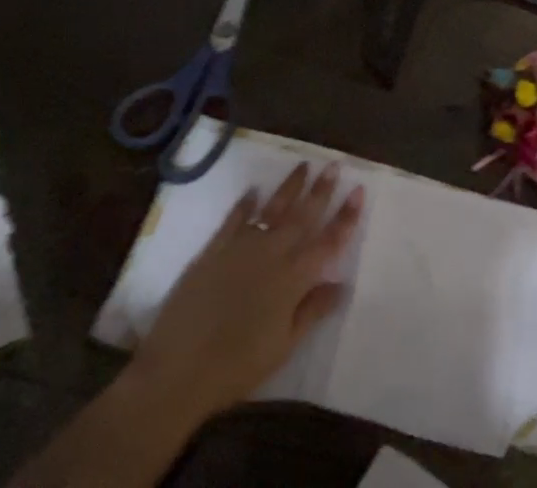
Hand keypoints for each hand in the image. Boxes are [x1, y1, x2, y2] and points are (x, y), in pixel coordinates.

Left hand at [8, 168, 362, 487]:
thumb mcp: (284, 345)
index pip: (328, 242)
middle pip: (302, 216)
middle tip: (334, 165)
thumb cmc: (237, 366)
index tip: (359, 191)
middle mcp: (270, 255)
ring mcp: (238, 249)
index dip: (346, 217)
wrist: (177, 371)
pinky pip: (233, 220)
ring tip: (303, 166)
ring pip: (271, 210)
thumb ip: (312, 310)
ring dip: (289, 187)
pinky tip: (253, 191)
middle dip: (321, 191)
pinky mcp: (211, 252)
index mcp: (293, 279)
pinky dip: (245, 204)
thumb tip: (341, 284)